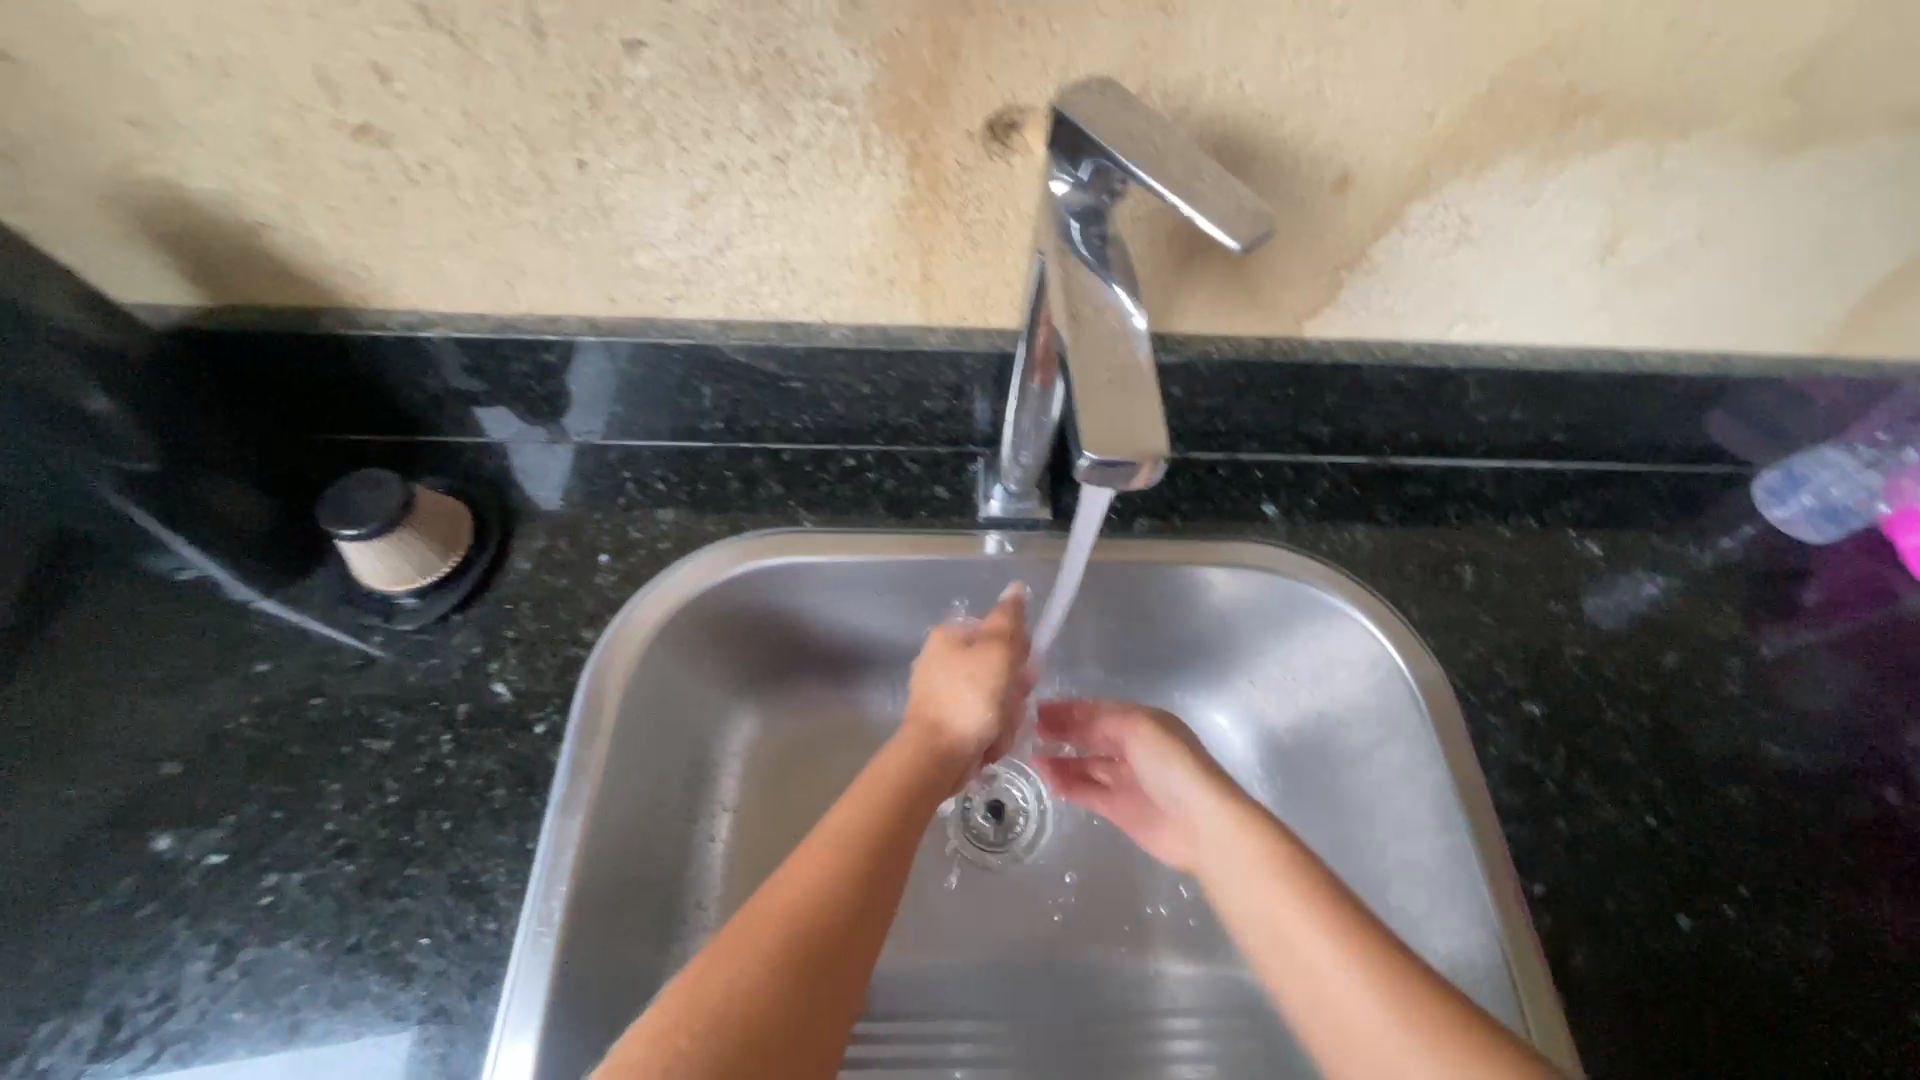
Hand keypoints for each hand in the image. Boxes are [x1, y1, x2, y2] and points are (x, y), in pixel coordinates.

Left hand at [902, 582, 1033, 775]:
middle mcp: (943, 660)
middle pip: (1001, 667)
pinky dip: (993, 733)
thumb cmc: (969, 699)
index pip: (1001, 632)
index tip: (1022, 670)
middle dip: (1013, 690)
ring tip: (997, 728)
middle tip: (1009, 703)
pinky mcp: (949, 723)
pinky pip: (986, 721)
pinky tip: (988, 743)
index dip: (1018, 651)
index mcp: (951, 635)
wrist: (937, 757)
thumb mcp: (997, 652)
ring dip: (1007, 715)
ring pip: (998, 698)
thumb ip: (1009, 620)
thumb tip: (1016, 587)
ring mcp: (944, 693)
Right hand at [1034, 700, 1245, 870]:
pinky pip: (1087, 792)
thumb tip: (1071, 722)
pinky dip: (1067, 784)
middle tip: (1030, 730)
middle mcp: (1134, 748)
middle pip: (1091, 736)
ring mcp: (1126, 780)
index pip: (1099, 711)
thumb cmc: (1172, 765)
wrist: (1201, 823)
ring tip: (1033, 758)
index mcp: (1143, 723)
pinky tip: (1047, 779)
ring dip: (1060, 760)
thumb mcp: (1138, 728)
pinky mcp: (1119, 809)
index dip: (1070, 709)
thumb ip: (1101, 722)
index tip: (1039, 708)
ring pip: (1086, 765)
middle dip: (1062, 731)